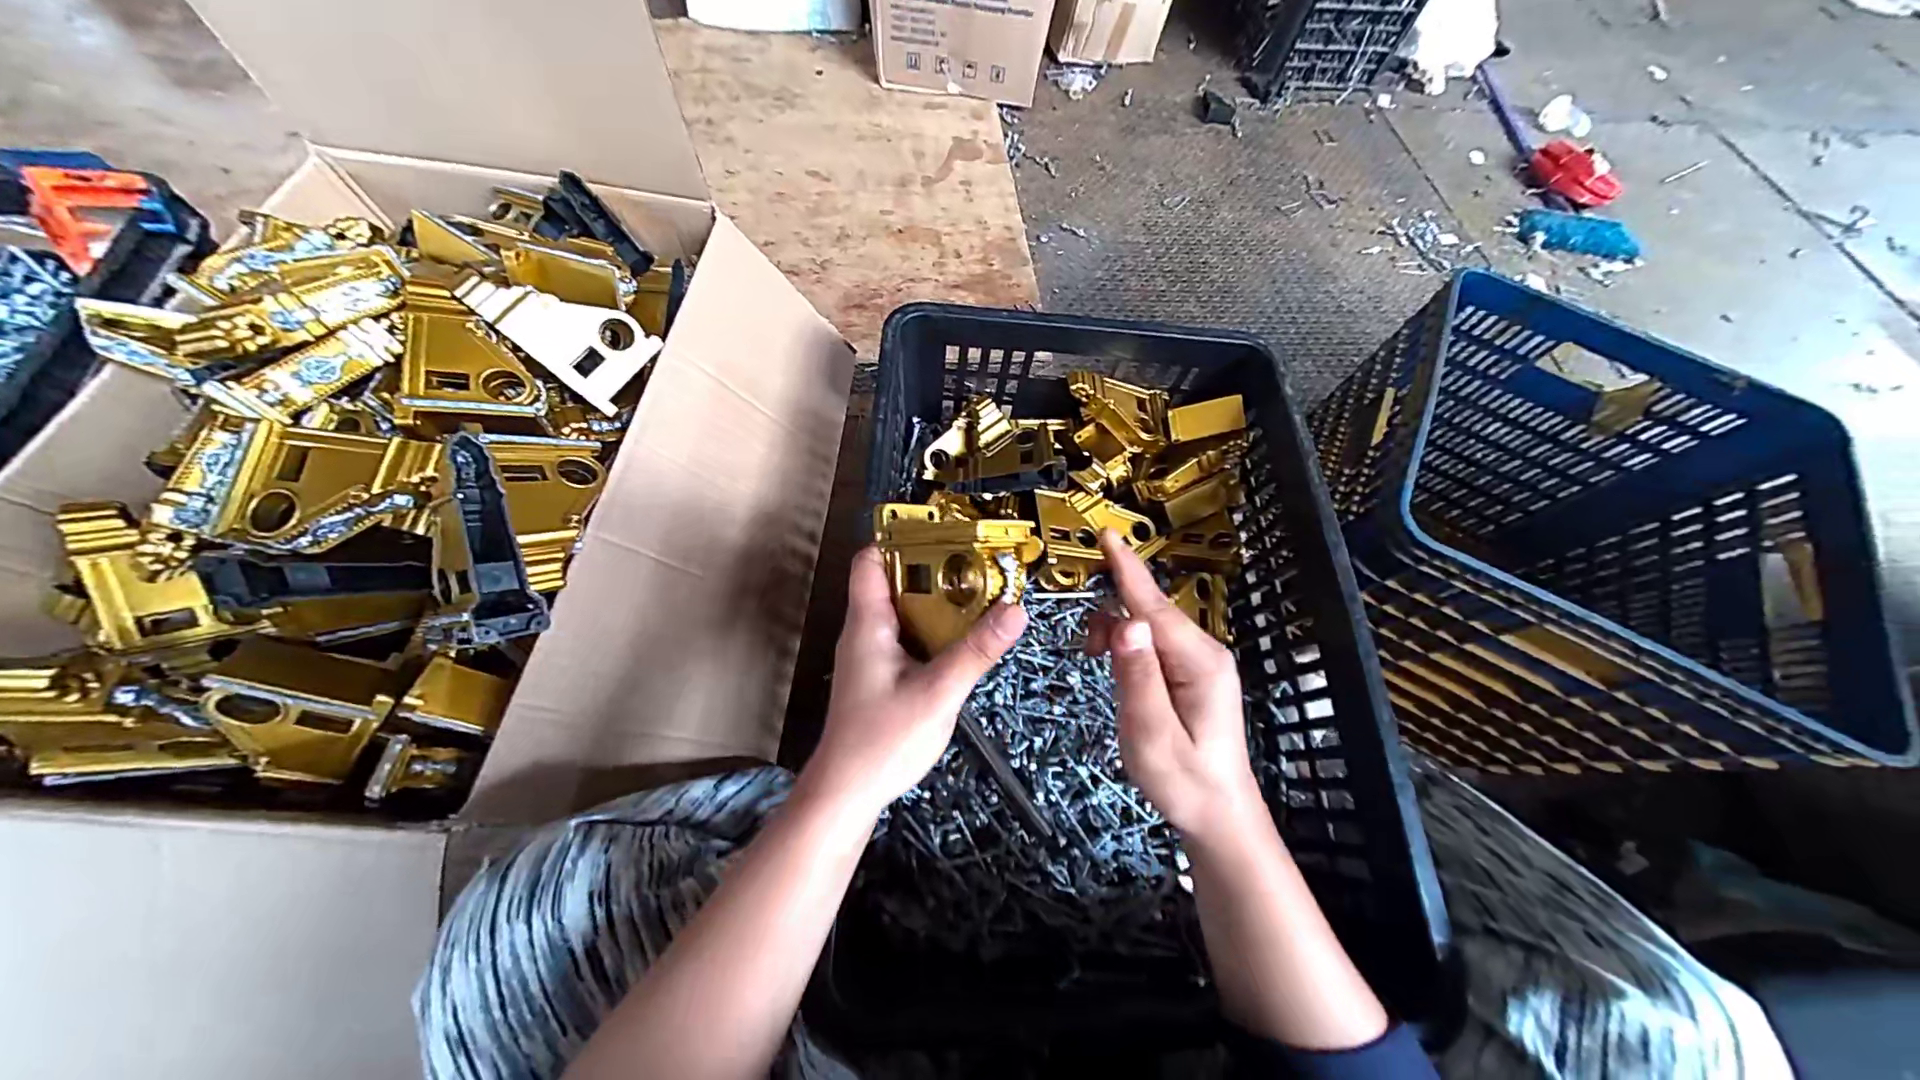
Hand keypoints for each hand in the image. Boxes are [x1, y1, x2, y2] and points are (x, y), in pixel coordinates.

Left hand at [803, 546, 1028, 815]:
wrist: (848, 790)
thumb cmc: (879, 743)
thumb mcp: (938, 693)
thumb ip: (976, 651)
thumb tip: (1013, 611)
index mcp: (868, 624)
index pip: (871, 559)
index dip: (904, 539)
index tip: (946, 535)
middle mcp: (866, 631)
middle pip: (896, 580)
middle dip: (937, 571)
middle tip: (978, 567)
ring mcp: (873, 653)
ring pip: (907, 610)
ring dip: (940, 603)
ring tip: (979, 598)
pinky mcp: (883, 673)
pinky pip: (911, 636)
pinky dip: (936, 631)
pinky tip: (963, 641)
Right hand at [1085, 529, 1265, 843]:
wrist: (1217, 811)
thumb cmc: (1186, 781)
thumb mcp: (1151, 734)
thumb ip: (1137, 677)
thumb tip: (1126, 623)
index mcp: (1199, 664)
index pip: (1154, 605)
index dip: (1127, 569)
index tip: (1108, 538)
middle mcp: (1203, 653)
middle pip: (1148, 611)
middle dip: (1111, 617)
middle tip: (1090, 650)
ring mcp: (1198, 661)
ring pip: (1146, 625)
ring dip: (1116, 634)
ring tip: (1101, 665)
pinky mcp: (1189, 670)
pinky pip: (1150, 641)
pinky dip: (1125, 645)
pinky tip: (1118, 668)